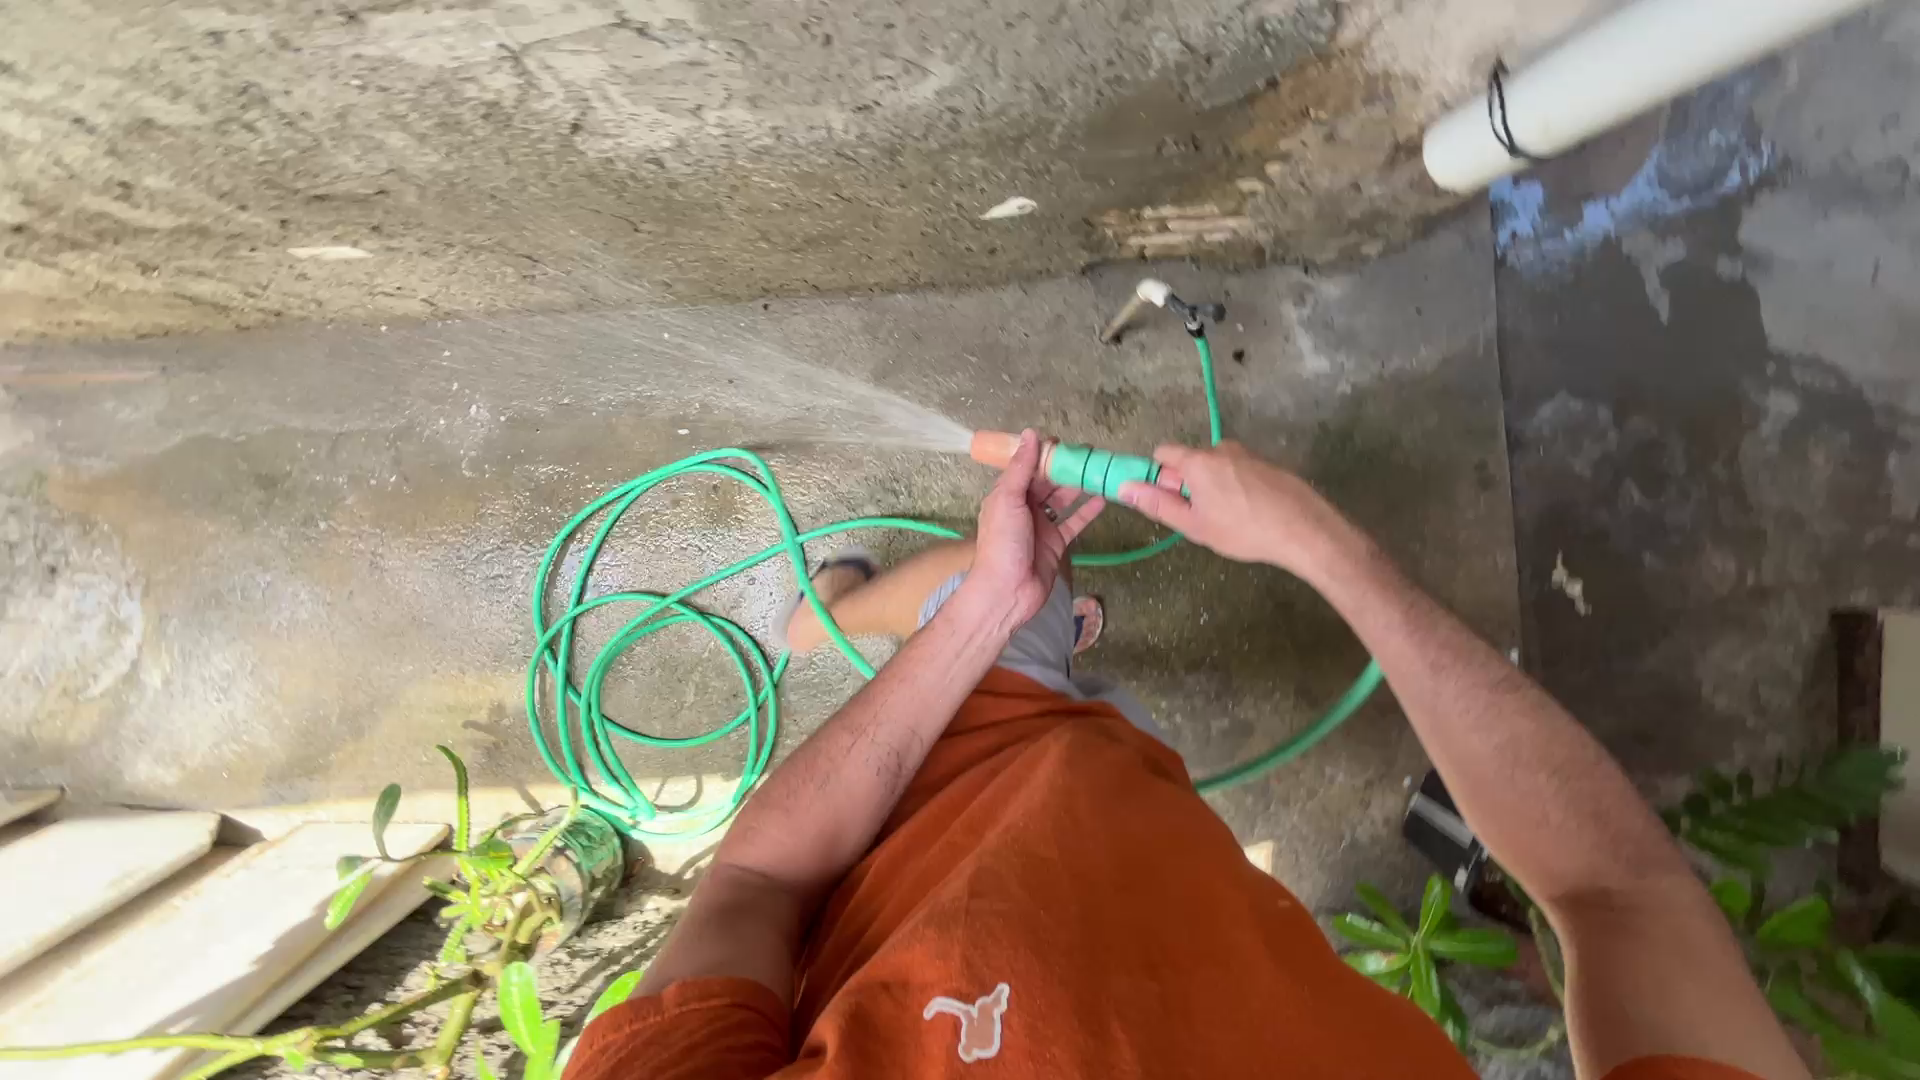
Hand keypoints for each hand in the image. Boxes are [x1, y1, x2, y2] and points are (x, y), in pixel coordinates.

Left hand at [960, 429, 1104, 631]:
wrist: (1007, 590)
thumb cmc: (1002, 543)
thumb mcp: (1007, 499)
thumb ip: (1021, 468)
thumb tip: (1031, 434)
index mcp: (1008, 495)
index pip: (1027, 467)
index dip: (1044, 454)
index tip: (1064, 442)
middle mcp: (1024, 508)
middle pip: (1048, 482)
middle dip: (1066, 468)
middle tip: (1090, 453)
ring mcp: (1041, 526)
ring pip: (1063, 500)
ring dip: (1080, 486)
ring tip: (1100, 471)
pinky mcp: (1056, 543)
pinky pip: (1074, 522)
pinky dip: (1087, 511)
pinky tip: (1104, 498)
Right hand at [1117, 440, 1356, 578]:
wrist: (1303, 529)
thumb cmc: (1242, 530)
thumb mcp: (1193, 524)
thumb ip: (1158, 504)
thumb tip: (1124, 488)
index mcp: (1197, 461)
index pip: (1163, 453)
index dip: (1158, 475)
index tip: (1168, 499)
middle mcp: (1220, 448)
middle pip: (1190, 460)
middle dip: (1188, 484)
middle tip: (1201, 516)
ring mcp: (1247, 454)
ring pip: (1216, 467)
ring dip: (1213, 486)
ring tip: (1228, 517)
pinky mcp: (1267, 463)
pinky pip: (1238, 471)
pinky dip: (1235, 487)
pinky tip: (1250, 512)